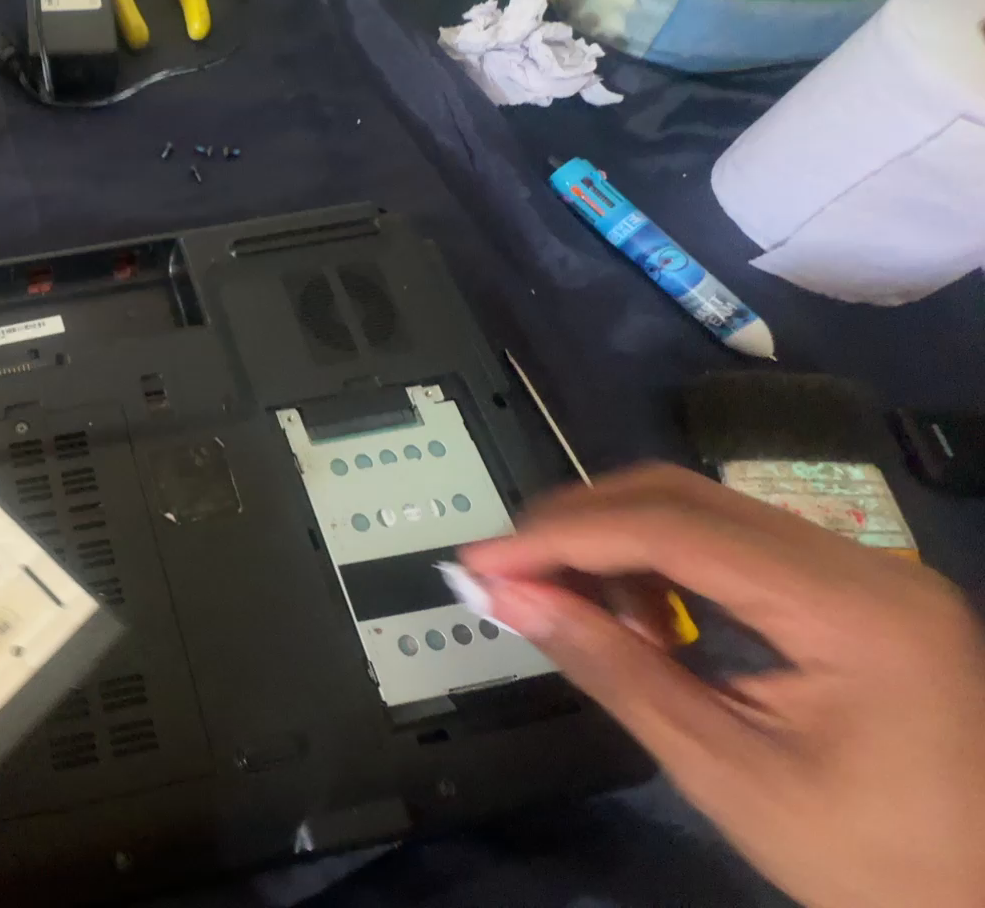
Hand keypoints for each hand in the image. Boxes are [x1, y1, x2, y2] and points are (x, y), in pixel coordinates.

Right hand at [461, 464, 984, 907]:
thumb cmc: (881, 862)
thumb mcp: (723, 771)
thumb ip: (608, 667)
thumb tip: (503, 596)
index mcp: (852, 608)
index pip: (669, 530)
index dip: (557, 538)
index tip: (479, 563)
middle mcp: (862, 563)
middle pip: (678, 497)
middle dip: (572, 525)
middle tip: (504, 570)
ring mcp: (859, 570)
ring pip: (693, 509)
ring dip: (605, 540)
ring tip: (558, 596)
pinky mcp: (844, 588)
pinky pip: (720, 541)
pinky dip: (648, 561)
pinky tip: (631, 613)